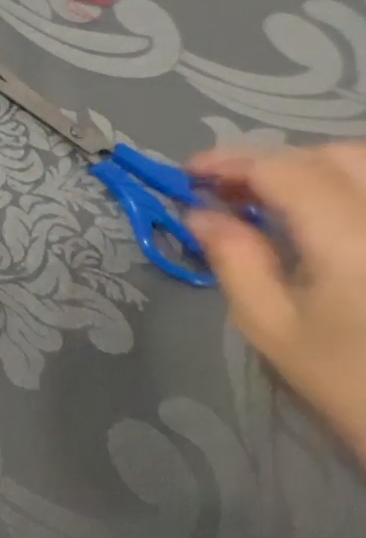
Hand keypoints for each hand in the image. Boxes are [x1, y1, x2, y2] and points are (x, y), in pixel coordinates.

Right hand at [190, 142, 365, 456]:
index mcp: (352, 241)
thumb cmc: (348, 381)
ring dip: (320, 172)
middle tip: (229, 190)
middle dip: (277, 162)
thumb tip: (203, 214)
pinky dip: (351, 192)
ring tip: (278, 202)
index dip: (231, 162)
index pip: (286, 171)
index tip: (188, 176)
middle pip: (341, 156)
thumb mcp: (272, 325)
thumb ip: (236, 259)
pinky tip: (327, 220)